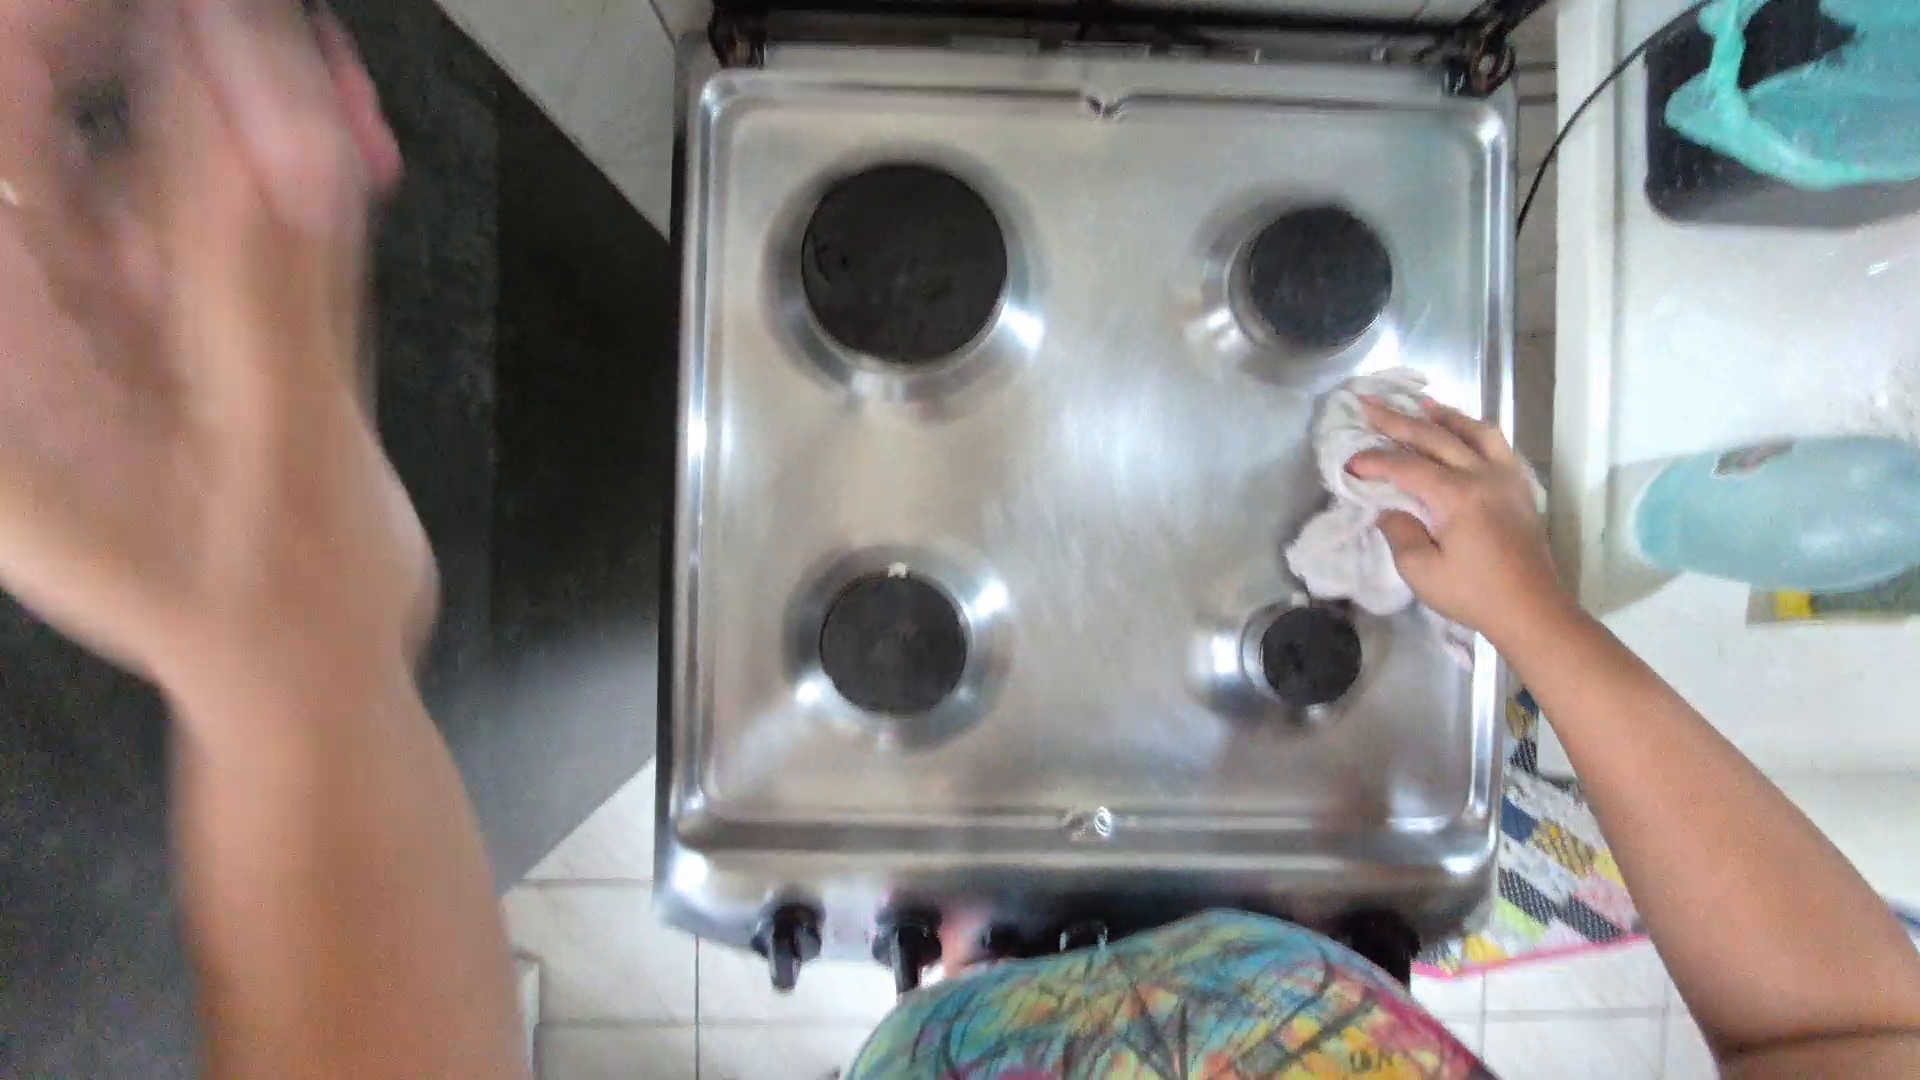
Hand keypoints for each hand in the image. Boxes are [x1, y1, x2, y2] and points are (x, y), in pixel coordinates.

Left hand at [0, 0, 425, 713]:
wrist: (318, 665)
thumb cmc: (281, 606)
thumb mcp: (280, 456)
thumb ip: (279, 296)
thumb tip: (286, 133)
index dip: (46, 44)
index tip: (155, 8)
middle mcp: (34, 324)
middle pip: (46, 136)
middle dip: (146, 60)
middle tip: (249, 29)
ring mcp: (124, 331)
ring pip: (156, 180)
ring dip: (243, 124)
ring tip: (325, 88)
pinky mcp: (207, 345)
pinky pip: (236, 240)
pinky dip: (291, 196)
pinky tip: (341, 156)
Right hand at [1347, 399, 1576, 644]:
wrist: (1532, 610)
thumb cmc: (1472, 593)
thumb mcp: (1420, 569)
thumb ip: (1400, 530)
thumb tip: (1390, 508)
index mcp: (1458, 496)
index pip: (1406, 467)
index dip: (1373, 462)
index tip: (1348, 463)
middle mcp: (1484, 477)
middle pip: (1436, 438)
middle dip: (1397, 421)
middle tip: (1368, 404)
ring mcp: (1507, 479)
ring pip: (1474, 432)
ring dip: (1443, 416)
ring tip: (1420, 404)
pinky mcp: (1519, 489)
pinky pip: (1496, 446)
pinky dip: (1473, 431)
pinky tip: (1461, 432)